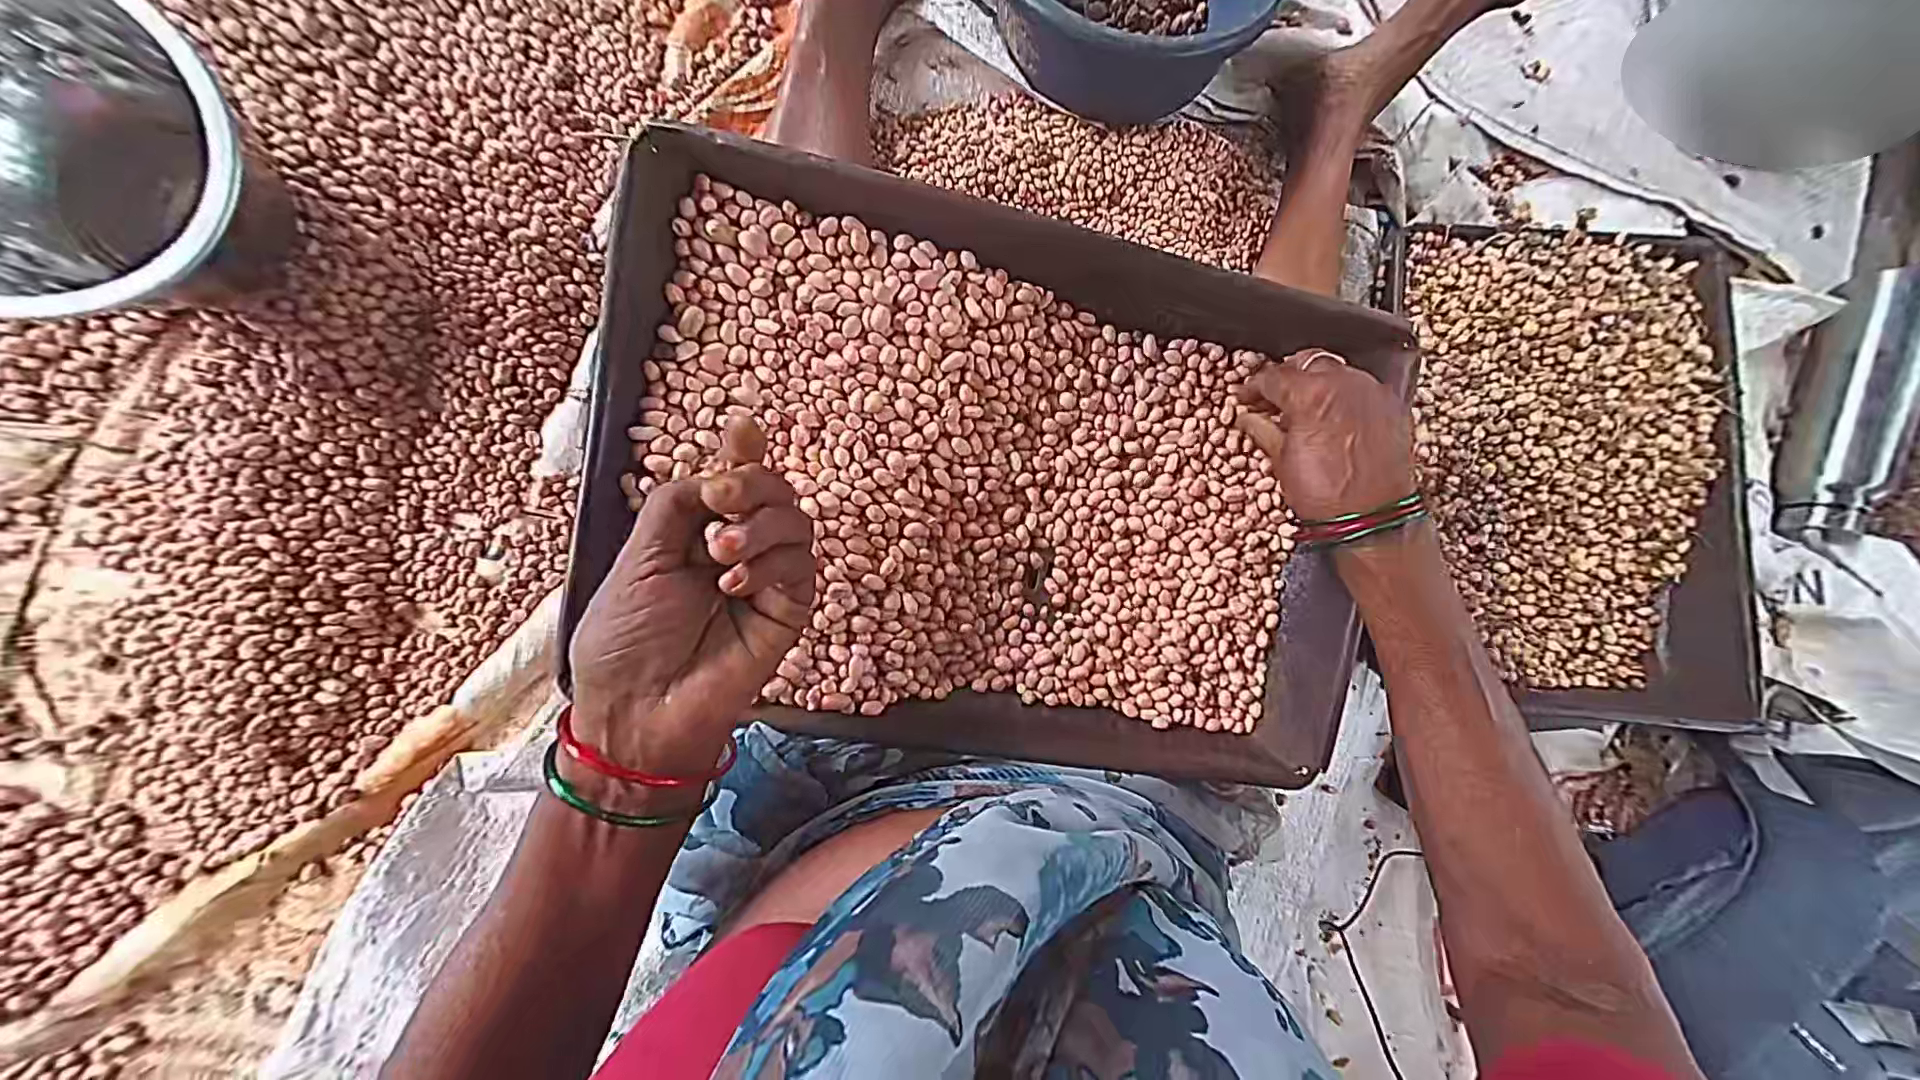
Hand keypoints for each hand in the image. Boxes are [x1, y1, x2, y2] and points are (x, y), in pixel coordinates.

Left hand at [569, 418, 814, 774]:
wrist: (638, 707)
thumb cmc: (627, 637)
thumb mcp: (639, 556)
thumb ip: (678, 503)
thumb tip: (721, 466)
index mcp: (701, 533)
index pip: (734, 482)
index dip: (744, 452)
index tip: (742, 426)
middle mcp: (741, 548)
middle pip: (774, 493)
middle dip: (752, 484)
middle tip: (721, 498)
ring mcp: (769, 578)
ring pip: (795, 523)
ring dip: (760, 526)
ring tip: (719, 553)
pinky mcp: (790, 609)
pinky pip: (801, 566)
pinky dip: (771, 564)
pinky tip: (734, 584)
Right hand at [1234, 348, 1415, 521]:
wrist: (1371, 517)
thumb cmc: (1325, 493)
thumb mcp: (1281, 460)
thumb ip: (1263, 429)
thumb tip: (1249, 418)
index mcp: (1312, 393)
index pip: (1274, 376)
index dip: (1253, 387)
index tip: (1245, 397)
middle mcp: (1346, 383)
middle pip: (1307, 362)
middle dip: (1286, 377)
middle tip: (1270, 399)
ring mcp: (1373, 392)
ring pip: (1336, 371)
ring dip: (1314, 383)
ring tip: (1299, 409)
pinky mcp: (1391, 406)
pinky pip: (1360, 388)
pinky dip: (1340, 395)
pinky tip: (1328, 417)